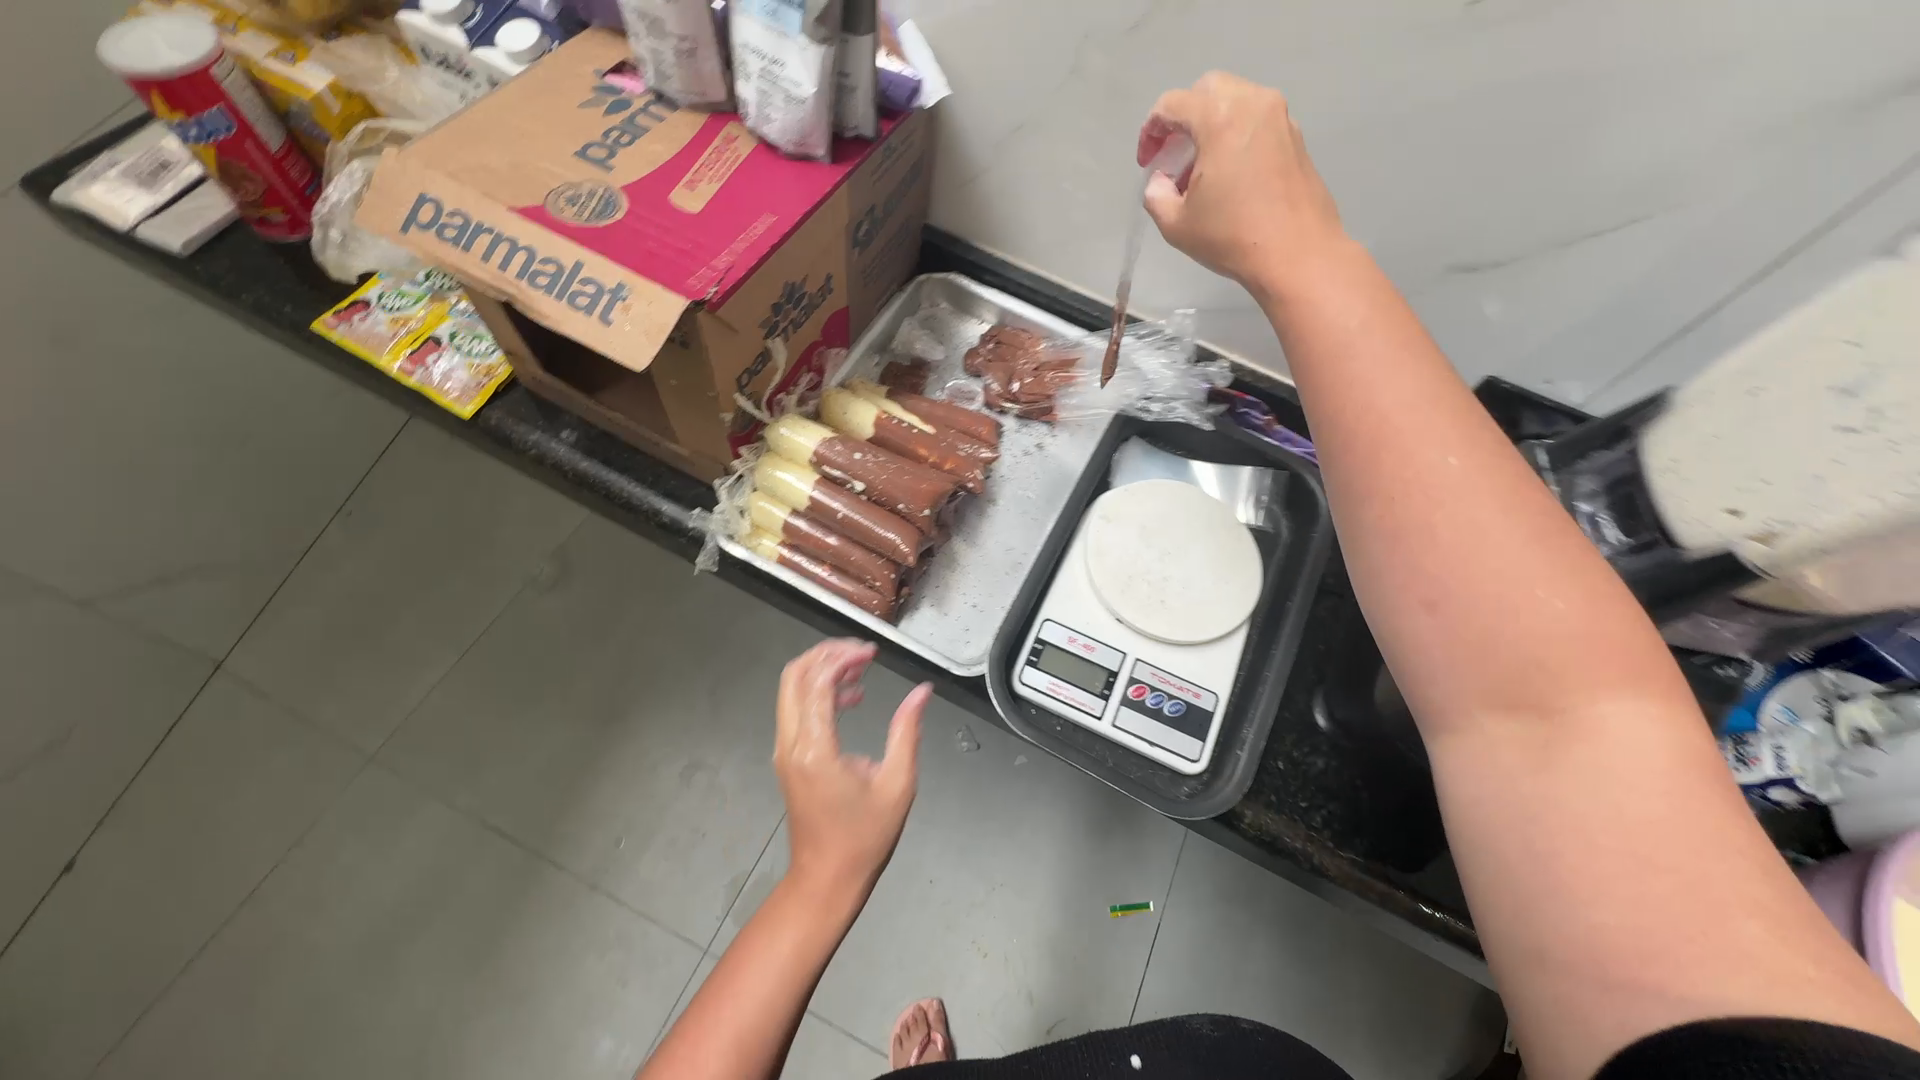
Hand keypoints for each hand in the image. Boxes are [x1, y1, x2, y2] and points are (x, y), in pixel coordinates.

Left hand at [774, 640, 929, 894]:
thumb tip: (922, 692)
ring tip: (862, 671)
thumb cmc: (865, 837)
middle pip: (795, 675)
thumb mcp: (897, 784)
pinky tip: (852, 698)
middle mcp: (791, 743)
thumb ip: (907, 731)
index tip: (874, 653)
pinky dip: (818, 692)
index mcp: (815, 748)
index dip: (844, 657)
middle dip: (828, 654)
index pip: (818, 681)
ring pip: (792, 689)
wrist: (827, 879)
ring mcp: (784, 750)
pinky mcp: (787, 758)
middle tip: (864, 654)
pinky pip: (796, 709)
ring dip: (823, 671)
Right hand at [1138, 72, 1348, 302]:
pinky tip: (1231, 174)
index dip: (1151, 130)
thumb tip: (1162, 181)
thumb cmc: (1232, 237)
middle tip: (1175, 154)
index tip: (1148, 161)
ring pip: (1236, 101)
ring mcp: (1281, 118)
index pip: (1173, 103)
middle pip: (1208, 89)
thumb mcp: (1176, 224)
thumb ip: (1156, 194)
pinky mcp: (1297, 137)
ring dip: (1212, 124)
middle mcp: (1253, 104)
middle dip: (1184, 116)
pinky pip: (1257, 121)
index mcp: (1220, 118)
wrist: (1298, 254)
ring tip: (1203, 167)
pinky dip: (1237, 134)